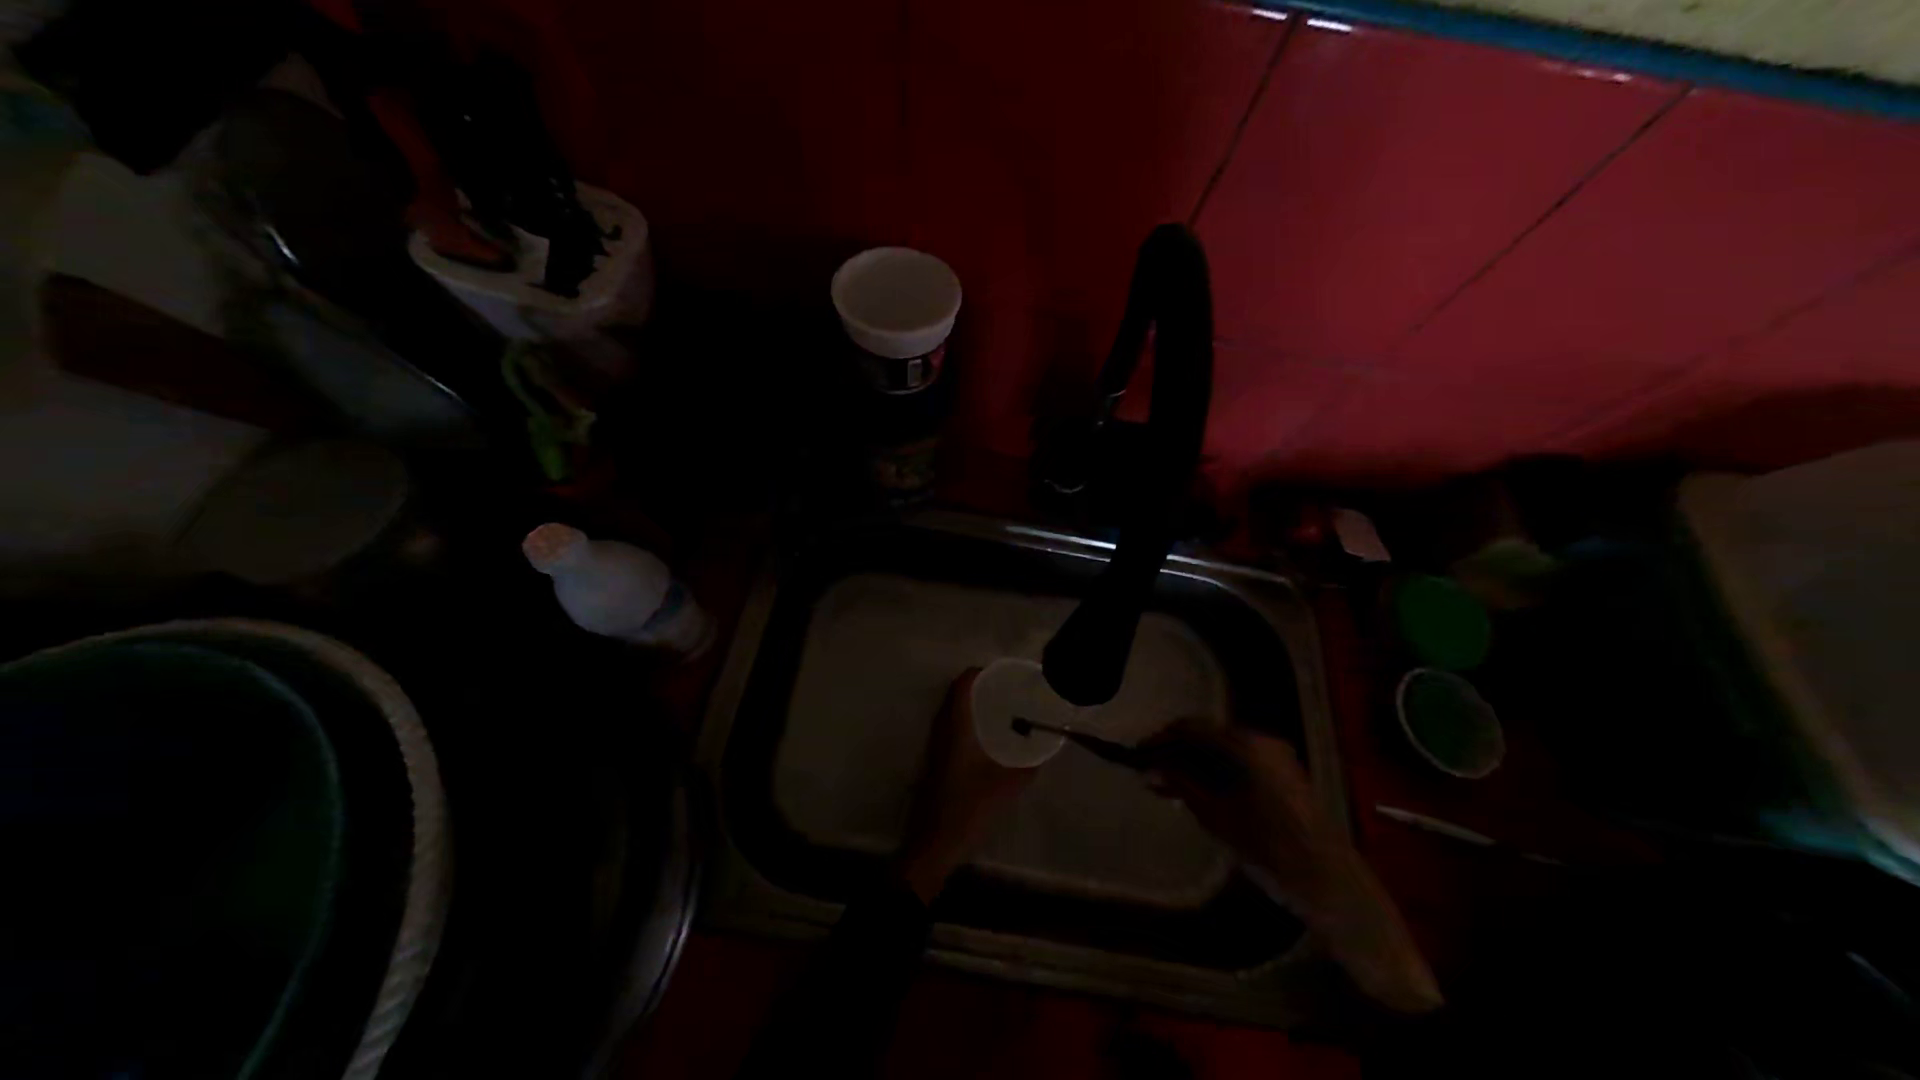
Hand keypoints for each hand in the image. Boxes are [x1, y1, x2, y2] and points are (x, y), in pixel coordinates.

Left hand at [894, 668, 1040, 902]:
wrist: (934, 844)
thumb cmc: (969, 808)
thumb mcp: (1007, 786)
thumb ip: (1028, 766)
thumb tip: (1047, 747)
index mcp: (955, 728)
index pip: (962, 685)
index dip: (980, 672)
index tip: (1003, 672)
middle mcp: (941, 730)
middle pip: (956, 696)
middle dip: (979, 687)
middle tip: (1008, 689)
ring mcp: (935, 747)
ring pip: (952, 713)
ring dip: (972, 706)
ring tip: (1002, 709)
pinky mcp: (936, 762)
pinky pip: (952, 729)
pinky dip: (968, 724)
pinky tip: (988, 739)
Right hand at [1145, 721, 1338, 905]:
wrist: (1328, 881)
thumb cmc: (1268, 847)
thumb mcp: (1215, 815)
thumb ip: (1181, 785)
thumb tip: (1149, 770)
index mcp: (1245, 744)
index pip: (1191, 728)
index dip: (1160, 739)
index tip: (1136, 755)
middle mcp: (1262, 740)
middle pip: (1207, 735)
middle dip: (1176, 752)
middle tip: (1149, 772)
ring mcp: (1276, 756)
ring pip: (1222, 750)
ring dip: (1194, 763)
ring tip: (1165, 785)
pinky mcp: (1283, 775)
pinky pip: (1239, 762)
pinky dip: (1215, 772)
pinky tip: (1195, 791)